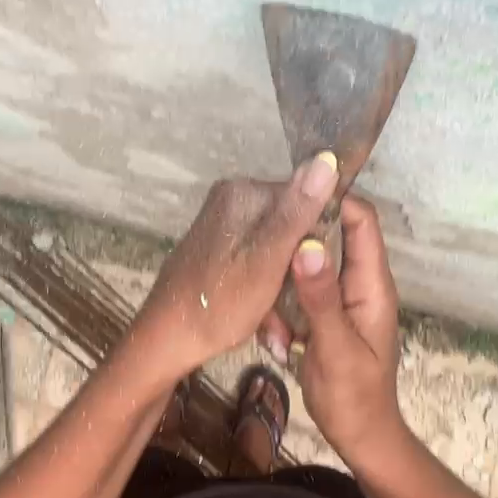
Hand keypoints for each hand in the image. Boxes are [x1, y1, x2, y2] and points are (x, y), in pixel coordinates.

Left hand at [130, 154, 339, 375]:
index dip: (319, 237)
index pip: (306, 198)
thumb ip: (298, 211)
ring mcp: (224, 222)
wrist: (168, 339)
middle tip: (297, 302)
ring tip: (282, 316)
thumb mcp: (268, 259)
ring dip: (285, 277)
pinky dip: (266, 280)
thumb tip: (328, 159)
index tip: (318, 275)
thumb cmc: (221, 303)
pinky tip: (267, 310)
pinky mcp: (220, 245)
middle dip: (300, 261)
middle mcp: (233, 198)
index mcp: (245, 192)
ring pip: (277, 242)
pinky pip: (258, 255)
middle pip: (291, 221)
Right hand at [274, 197, 406, 463]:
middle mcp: (357, 282)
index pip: (361, 220)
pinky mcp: (321, 314)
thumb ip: (321, 298)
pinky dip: (280, 309)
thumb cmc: (354, 396)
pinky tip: (272, 337)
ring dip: (282, 285)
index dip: (332, 200)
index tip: (290, 196)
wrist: (359, 437)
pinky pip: (296, 295)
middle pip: (328, 237)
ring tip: (268, 317)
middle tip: (260, 249)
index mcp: (372, 283)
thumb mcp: (336, 349)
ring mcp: (338, 298)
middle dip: (295, 243)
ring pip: (305, 267)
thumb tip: (307, 243)